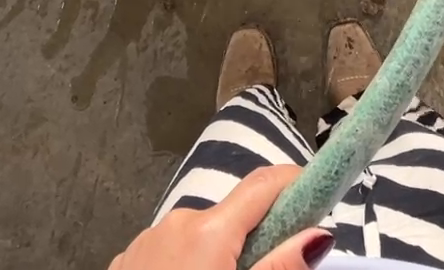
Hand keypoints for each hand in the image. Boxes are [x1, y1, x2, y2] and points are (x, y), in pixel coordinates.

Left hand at [110, 165, 332, 269]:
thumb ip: (279, 268)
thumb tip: (320, 233)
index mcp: (208, 229)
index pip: (262, 184)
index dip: (294, 182)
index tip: (319, 198)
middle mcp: (176, 221)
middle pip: (231, 216)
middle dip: (255, 237)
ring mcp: (144, 241)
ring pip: (199, 236)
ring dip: (218, 255)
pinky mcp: (124, 263)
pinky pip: (169, 252)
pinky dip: (187, 267)